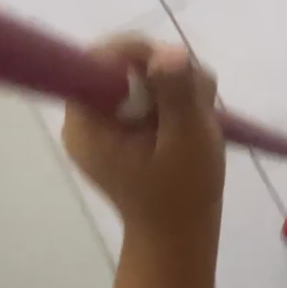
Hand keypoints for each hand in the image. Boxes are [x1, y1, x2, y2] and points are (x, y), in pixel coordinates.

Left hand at [63, 36, 225, 260]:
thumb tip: (169, 51)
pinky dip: (176, 98)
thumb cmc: (182, 193)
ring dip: (179, 86)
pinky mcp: (126, 127)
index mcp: (87, 123)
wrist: (180, 236)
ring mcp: (108, 122)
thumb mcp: (187, 139)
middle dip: (168, 72)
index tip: (174, 65)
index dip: (135, 52)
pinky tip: (191, 122)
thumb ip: (178, 92)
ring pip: (142, 75)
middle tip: (198, 100)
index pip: (97, 61)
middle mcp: (89, 117)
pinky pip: (148, 93)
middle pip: (124, 64)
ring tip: (199, 118)